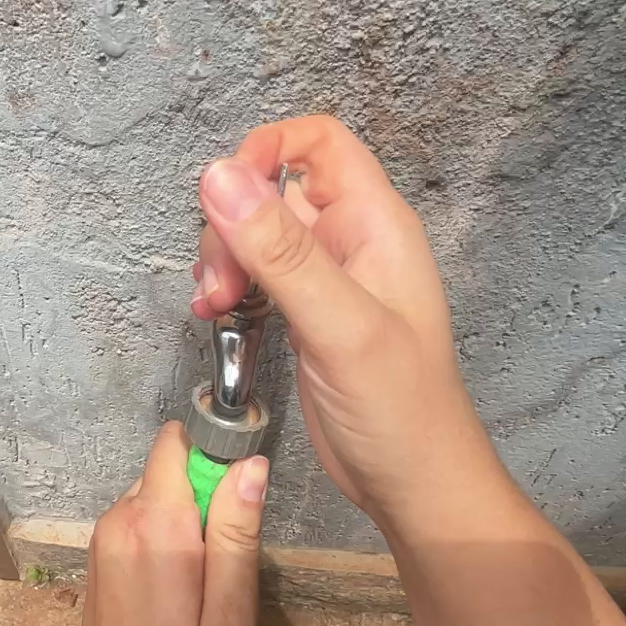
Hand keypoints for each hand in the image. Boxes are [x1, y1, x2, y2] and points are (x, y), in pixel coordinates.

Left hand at [62, 422, 265, 625]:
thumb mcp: (231, 612)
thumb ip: (238, 531)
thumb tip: (252, 464)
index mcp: (154, 523)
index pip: (176, 442)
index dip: (212, 454)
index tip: (237, 498)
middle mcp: (119, 517)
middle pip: (167, 469)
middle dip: (202, 496)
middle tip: (222, 562)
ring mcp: (101, 537)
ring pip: (154, 495)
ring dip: (183, 520)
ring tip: (199, 584)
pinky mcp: (96, 556)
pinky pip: (137, 520)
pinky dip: (162, 537)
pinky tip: (173, 591)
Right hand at [192, 115, 496, 517]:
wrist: (411, 482)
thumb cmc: (396, 407)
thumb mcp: (338, 325)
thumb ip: (281, 252)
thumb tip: (217, 176)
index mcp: (373, 223)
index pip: (318, 143)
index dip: (266, 151)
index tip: (224, 199)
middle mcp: (348, 240)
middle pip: (272, 191)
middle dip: (232, 226)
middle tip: (219, 285)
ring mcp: (324, 279)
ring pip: (256, 235)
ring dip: (223, 261)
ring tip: (214, 307)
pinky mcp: (303, 313)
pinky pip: (255, 277)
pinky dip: (229, 289)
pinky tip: (216, 316)